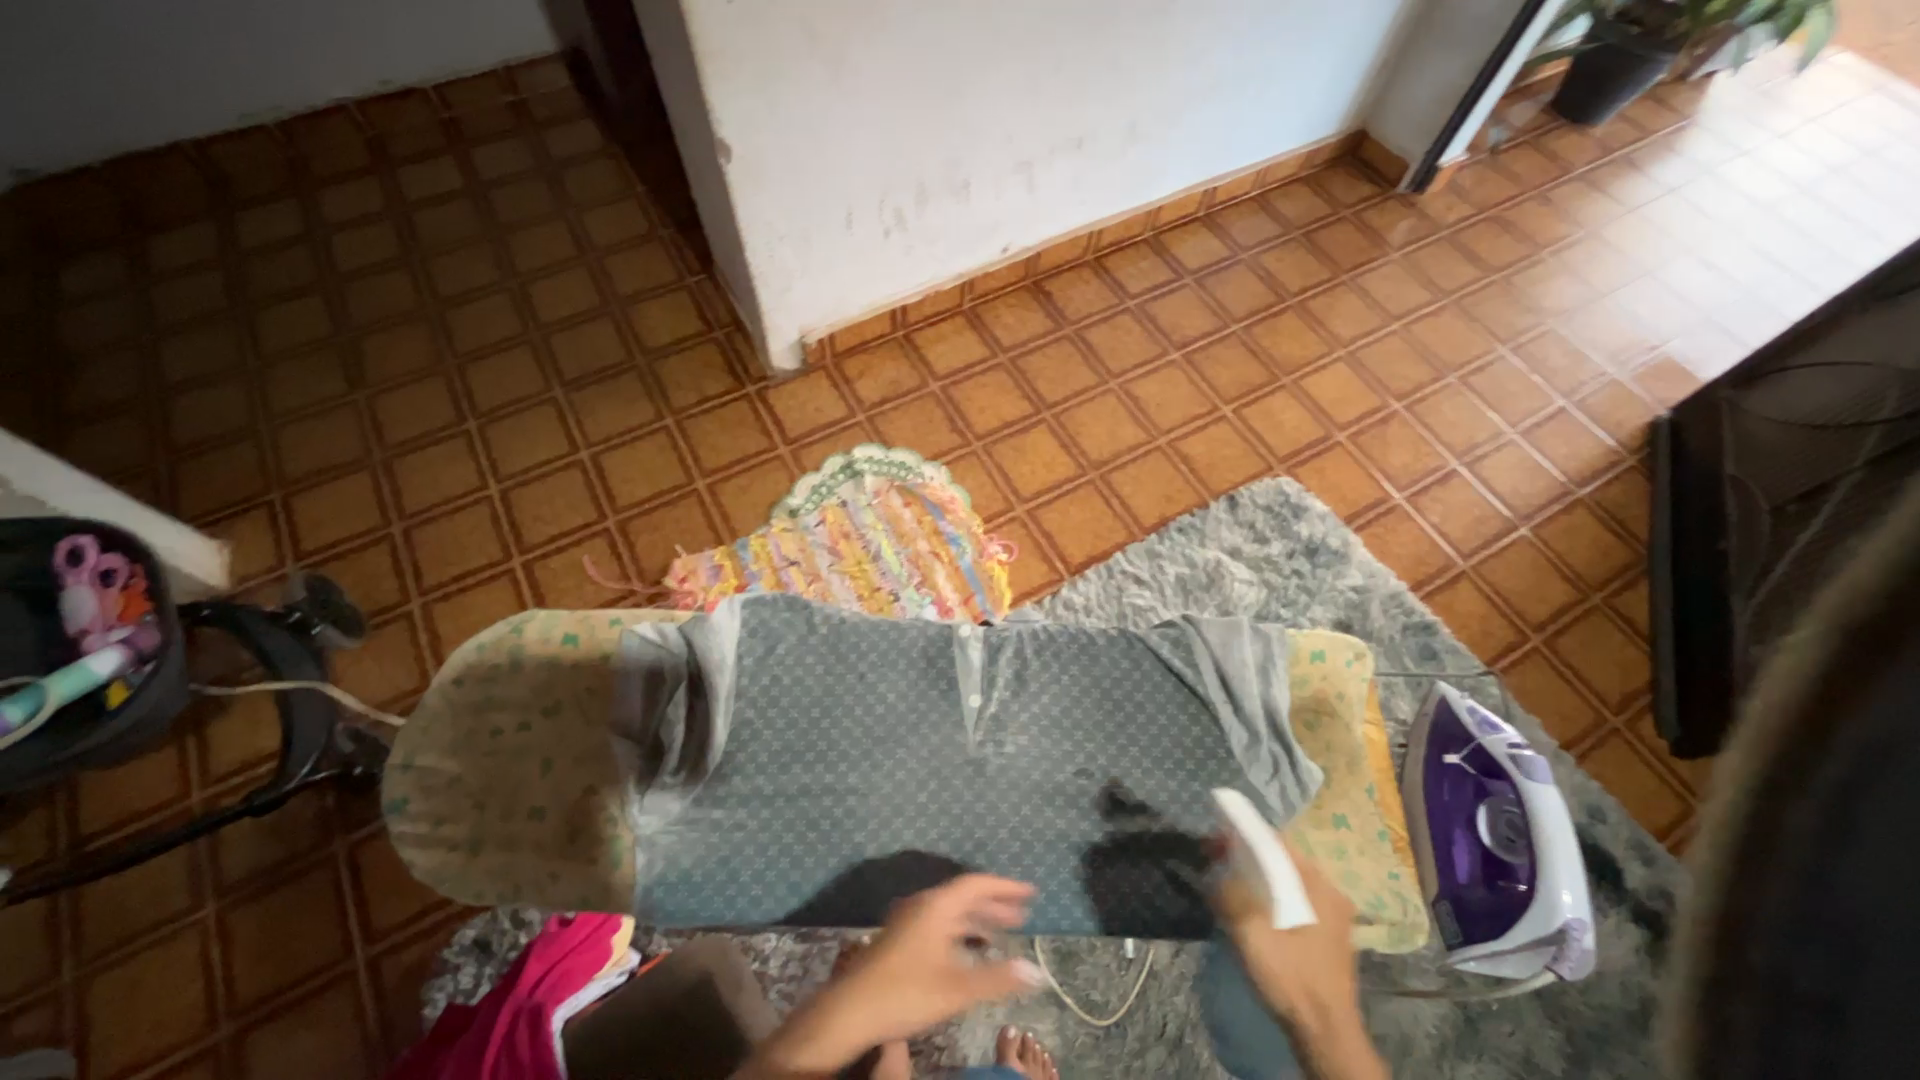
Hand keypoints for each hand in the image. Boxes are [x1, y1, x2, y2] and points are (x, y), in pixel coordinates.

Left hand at [741, 874, 1043, 1076]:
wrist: (850, 1010)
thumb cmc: (905, 992)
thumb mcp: (957, 988)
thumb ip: (998, 978)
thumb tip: (1036, 972)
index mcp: (936, 907)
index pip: (976, 884)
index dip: (1005, 887)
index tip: (1030, 892)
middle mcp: (923, 906)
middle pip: (964, 897)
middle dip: (994, 905)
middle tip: (1022, 916)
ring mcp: (908, 922)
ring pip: (950, 913)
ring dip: (977, 920)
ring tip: (1002, 934)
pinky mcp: (900, 940)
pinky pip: (939, 925)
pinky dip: (961, 932)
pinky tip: (970, 951)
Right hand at [1213, 834, 1383, 1079]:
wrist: (1325, 1033)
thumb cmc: (1291, 978)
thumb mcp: (1252, 934)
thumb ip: (1232, 896)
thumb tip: (1216, 875)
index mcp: (1318, 886)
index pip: (1277, 842)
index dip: (1243, 835)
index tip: (1215, 840)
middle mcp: (1331, 893)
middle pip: (1284, 861)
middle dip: (1248, 856)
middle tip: (1217, 862)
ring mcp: (1333, 916)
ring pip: (1289, 883)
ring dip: (1259, 878)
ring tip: (1230, 885)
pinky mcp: (1328, 937)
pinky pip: (1296, 902)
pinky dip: (1272, 898)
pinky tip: (1254, 912)